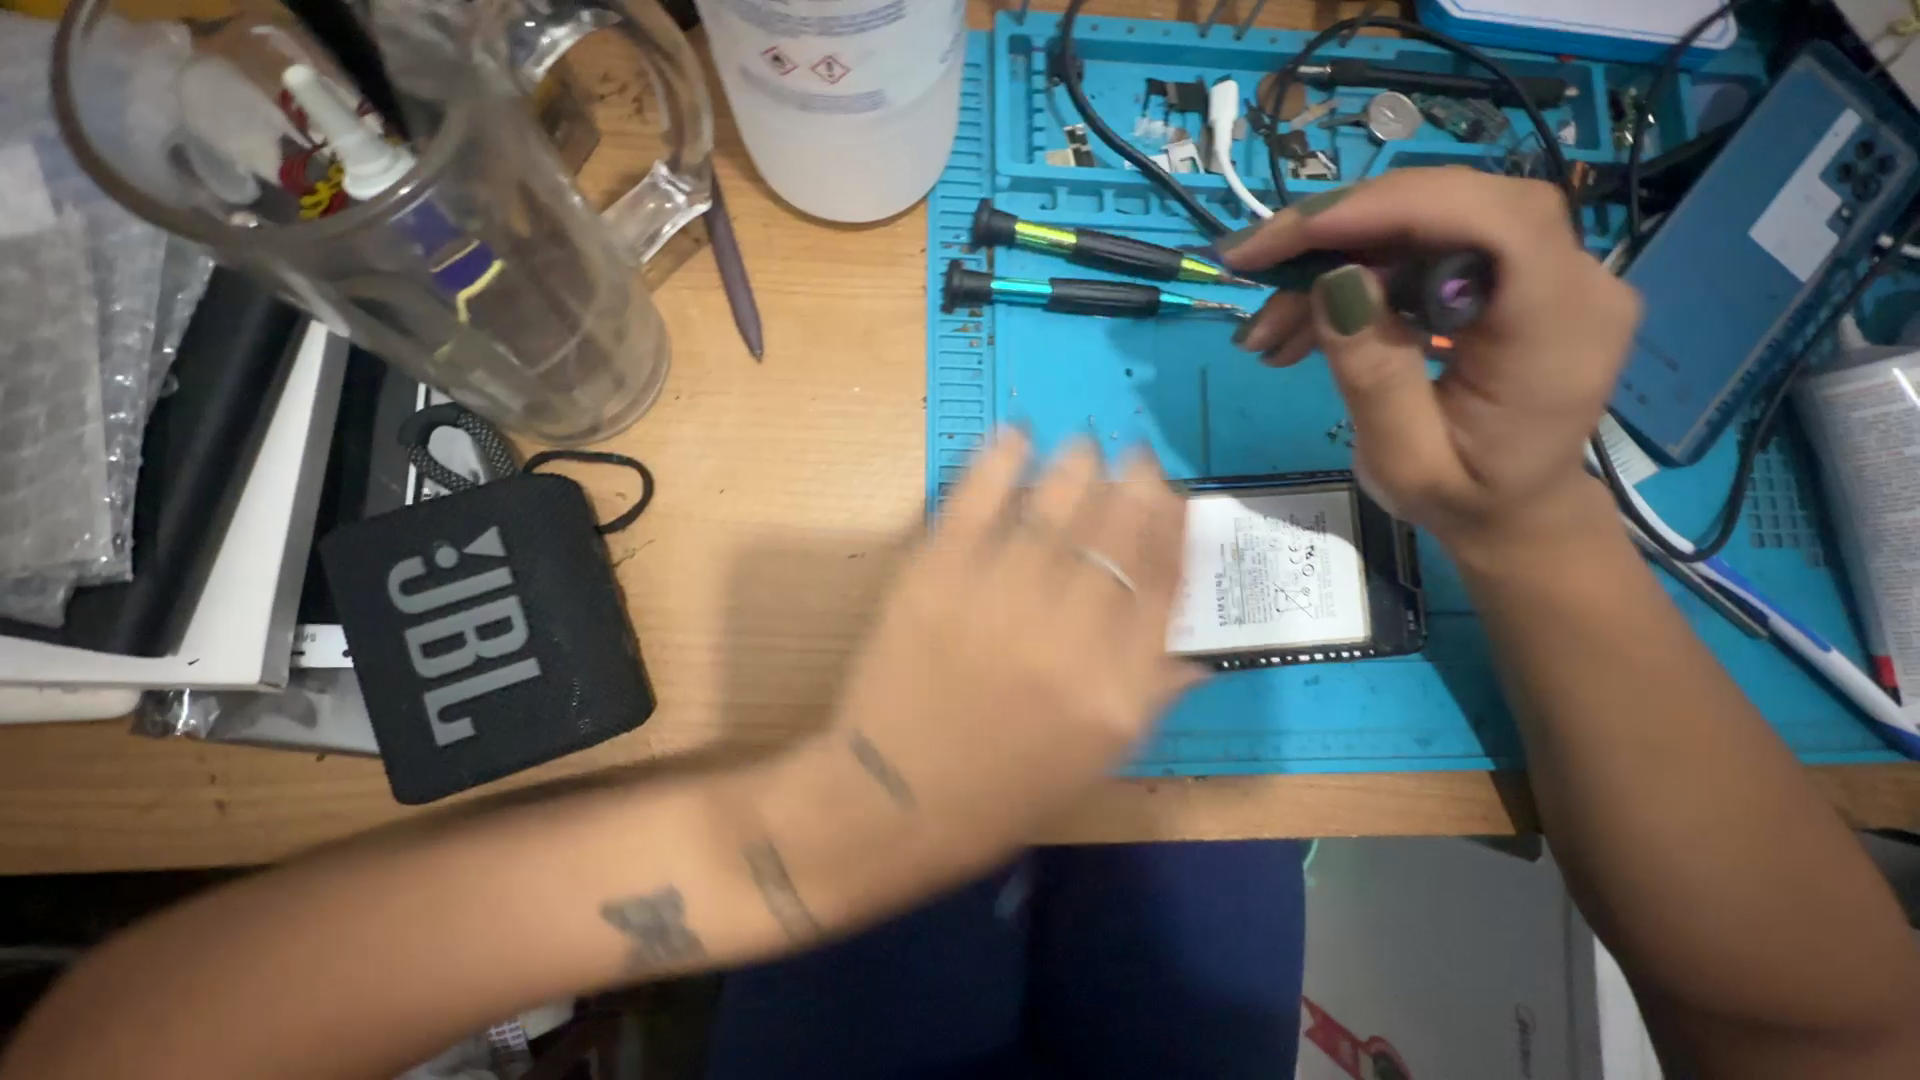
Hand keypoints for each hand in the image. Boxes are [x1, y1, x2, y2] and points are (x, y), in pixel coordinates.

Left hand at [802, 432, 1199, 891]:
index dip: (1173, 529)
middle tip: (1136, 457)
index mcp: (1115, 684)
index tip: (1174, 498)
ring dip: (1076, 469)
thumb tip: (1193, 645)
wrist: (895, 799)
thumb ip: (1150, 695)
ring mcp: (997, 598)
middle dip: (1133, 486)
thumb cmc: (1002, 791)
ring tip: (1086, 446)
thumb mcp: (1096, 760)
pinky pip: (975, 504)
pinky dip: (998, 464)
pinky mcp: (934, 577)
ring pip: (1053, 511)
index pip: (1164, 583)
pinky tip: (1018, 437)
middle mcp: (1066, 633)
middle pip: (1116, 535)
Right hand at [1220, 168, 1641, 551]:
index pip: (1493, 223)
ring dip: (1334, 260)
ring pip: (1426, 224)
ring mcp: (1541, 271)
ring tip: (1266, 327)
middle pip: (1453, 206)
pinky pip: (1424, 248)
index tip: (1290, 238)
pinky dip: (1355, 275)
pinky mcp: (1505, 276)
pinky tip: (1301, 321)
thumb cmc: (1463, 497)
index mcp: (1559, 330)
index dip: (1389, 210)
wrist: (1512, 511)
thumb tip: (1334, 280)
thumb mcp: (1405, 460)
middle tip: (1252, 262)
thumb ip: (1375, 374)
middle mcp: (1571, 280)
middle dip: (1342, 225)